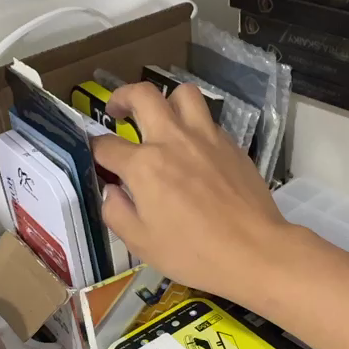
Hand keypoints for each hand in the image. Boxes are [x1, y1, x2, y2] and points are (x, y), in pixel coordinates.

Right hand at [91, 82, 306, 305]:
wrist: (254, 251)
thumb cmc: (193, 254)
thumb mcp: (141, 243)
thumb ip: (117, 213)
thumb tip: (111, 192)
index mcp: (144, 165)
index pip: (106, 145)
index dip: (94, 149)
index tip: (95, 156)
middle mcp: (173, 140)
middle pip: (143, 95)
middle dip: (122, 96)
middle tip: (117, 111)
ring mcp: (206, 138)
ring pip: (183, 94)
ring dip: (166, 101)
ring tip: (162, 119)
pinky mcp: (231, 145)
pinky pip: (208, 120)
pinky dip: (194, 126)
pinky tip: (194, 150)